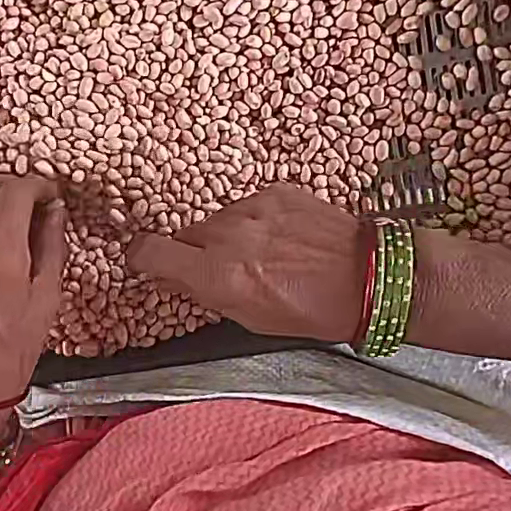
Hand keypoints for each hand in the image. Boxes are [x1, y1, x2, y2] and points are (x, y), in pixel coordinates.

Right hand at [125, 184, 370, 341]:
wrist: (368, 275)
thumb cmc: (312, 310)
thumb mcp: (250, 319)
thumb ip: (207, 293)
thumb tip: (177, 275)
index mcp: (218, 275)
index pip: (150, 251)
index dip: (142, 257)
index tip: (148, 262)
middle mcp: (229, 235)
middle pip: (185, 235)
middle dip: (195, 253)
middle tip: (223, 270)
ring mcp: (253, 207)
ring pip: (218, 220)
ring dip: (227, 236)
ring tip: (264, 255)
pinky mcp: (276, 191)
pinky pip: (248, 206)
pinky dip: (255, 222)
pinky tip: (283, 238)